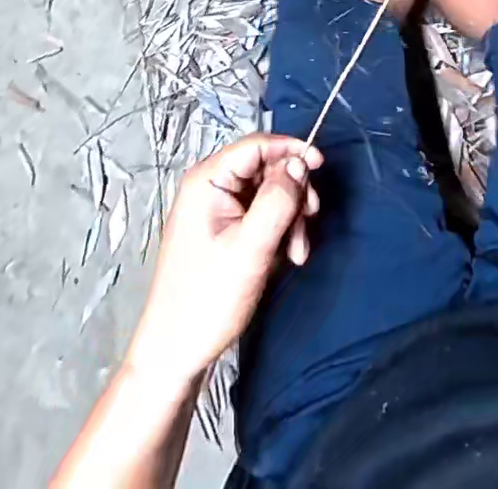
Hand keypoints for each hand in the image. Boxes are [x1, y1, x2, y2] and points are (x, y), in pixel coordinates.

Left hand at [124, 134, 323, 383]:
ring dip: (291, 217)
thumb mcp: (250, 247)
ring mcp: (217, 207)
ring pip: (270, 192)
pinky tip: (289, 256)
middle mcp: (211, 186)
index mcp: (207, 180)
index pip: (257, 145)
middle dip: (293, 193)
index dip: (292, 150)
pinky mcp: (224, 227)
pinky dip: (281, 230)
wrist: (176, 351)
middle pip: (267, 168)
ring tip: (298, 252)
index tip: (322, 166)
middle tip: (310, 221)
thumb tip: (299, 164)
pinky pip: (262, 213)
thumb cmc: (208, 298)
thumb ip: (277, 200)